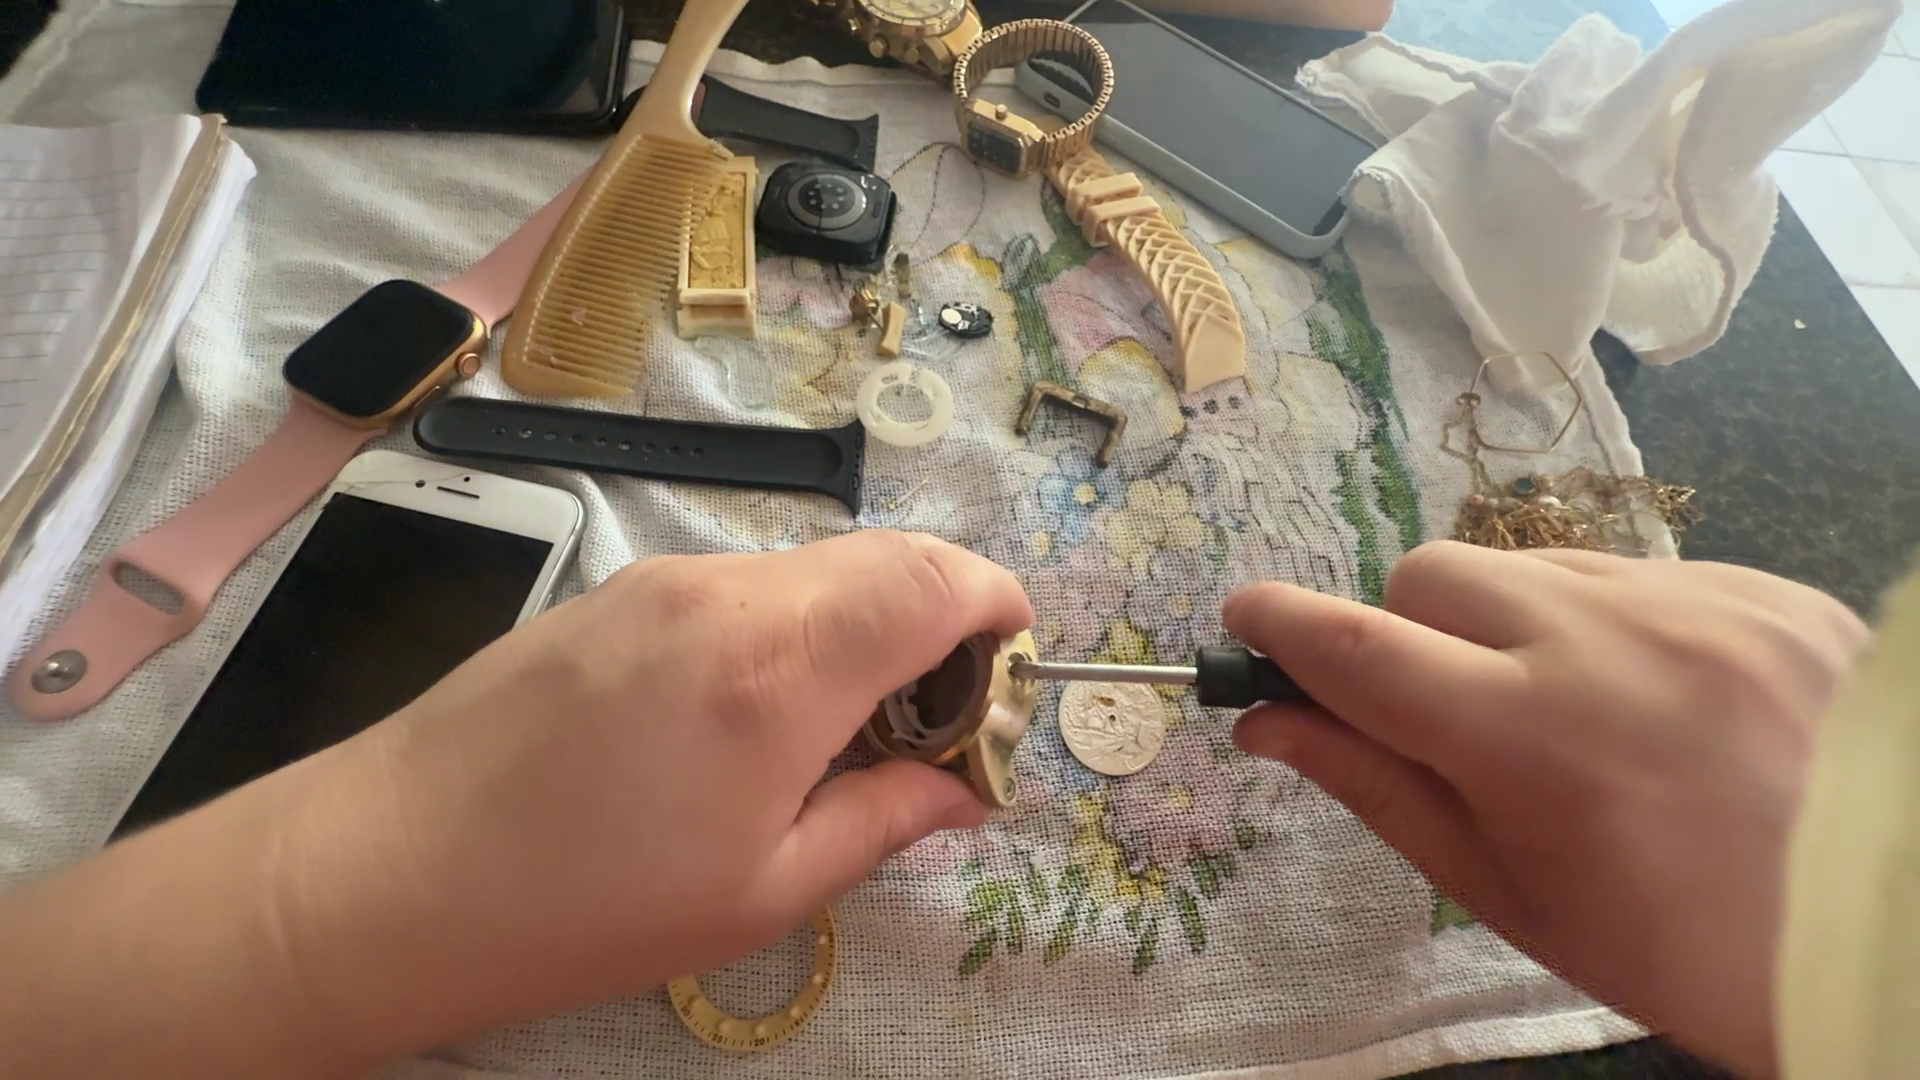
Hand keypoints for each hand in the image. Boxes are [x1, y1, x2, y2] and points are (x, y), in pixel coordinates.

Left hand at [0, 531, 1029, 1078]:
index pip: (931, 582)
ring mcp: (681, 574)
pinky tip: (774, 692)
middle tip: (945, 697)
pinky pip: (765, 577)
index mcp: (781, 670)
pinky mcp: (639, 581)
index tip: (1013, 649)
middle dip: (948, 605)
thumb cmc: (586, 904)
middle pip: (889, 555)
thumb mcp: (763, 890)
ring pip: (828, 564)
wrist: (376, 870)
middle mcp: (738, 592)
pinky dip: (812, 614)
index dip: (994, 600)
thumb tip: (969, 790)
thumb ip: (886, 819)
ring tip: (858, 707)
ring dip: (876, 613)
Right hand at [1223, 542, 1867, 1078]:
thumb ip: (1363, 780)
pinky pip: (1607, 568)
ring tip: (1563, 697)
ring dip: (1495, 620)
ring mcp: (1698, 603)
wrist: (1900, 943)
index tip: (1243, 615)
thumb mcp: (1493, 880)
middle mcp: (1611, 647)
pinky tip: (1644, 686)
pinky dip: (1585, 616)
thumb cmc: (1665, 940)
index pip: (1357, 649)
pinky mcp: (1762, 584)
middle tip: (1448, 701)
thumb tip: (1259, 720)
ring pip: (1512, 565)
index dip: (1280, 620)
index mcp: (1532, 741)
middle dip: (1402, 630)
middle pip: (1426, 576)